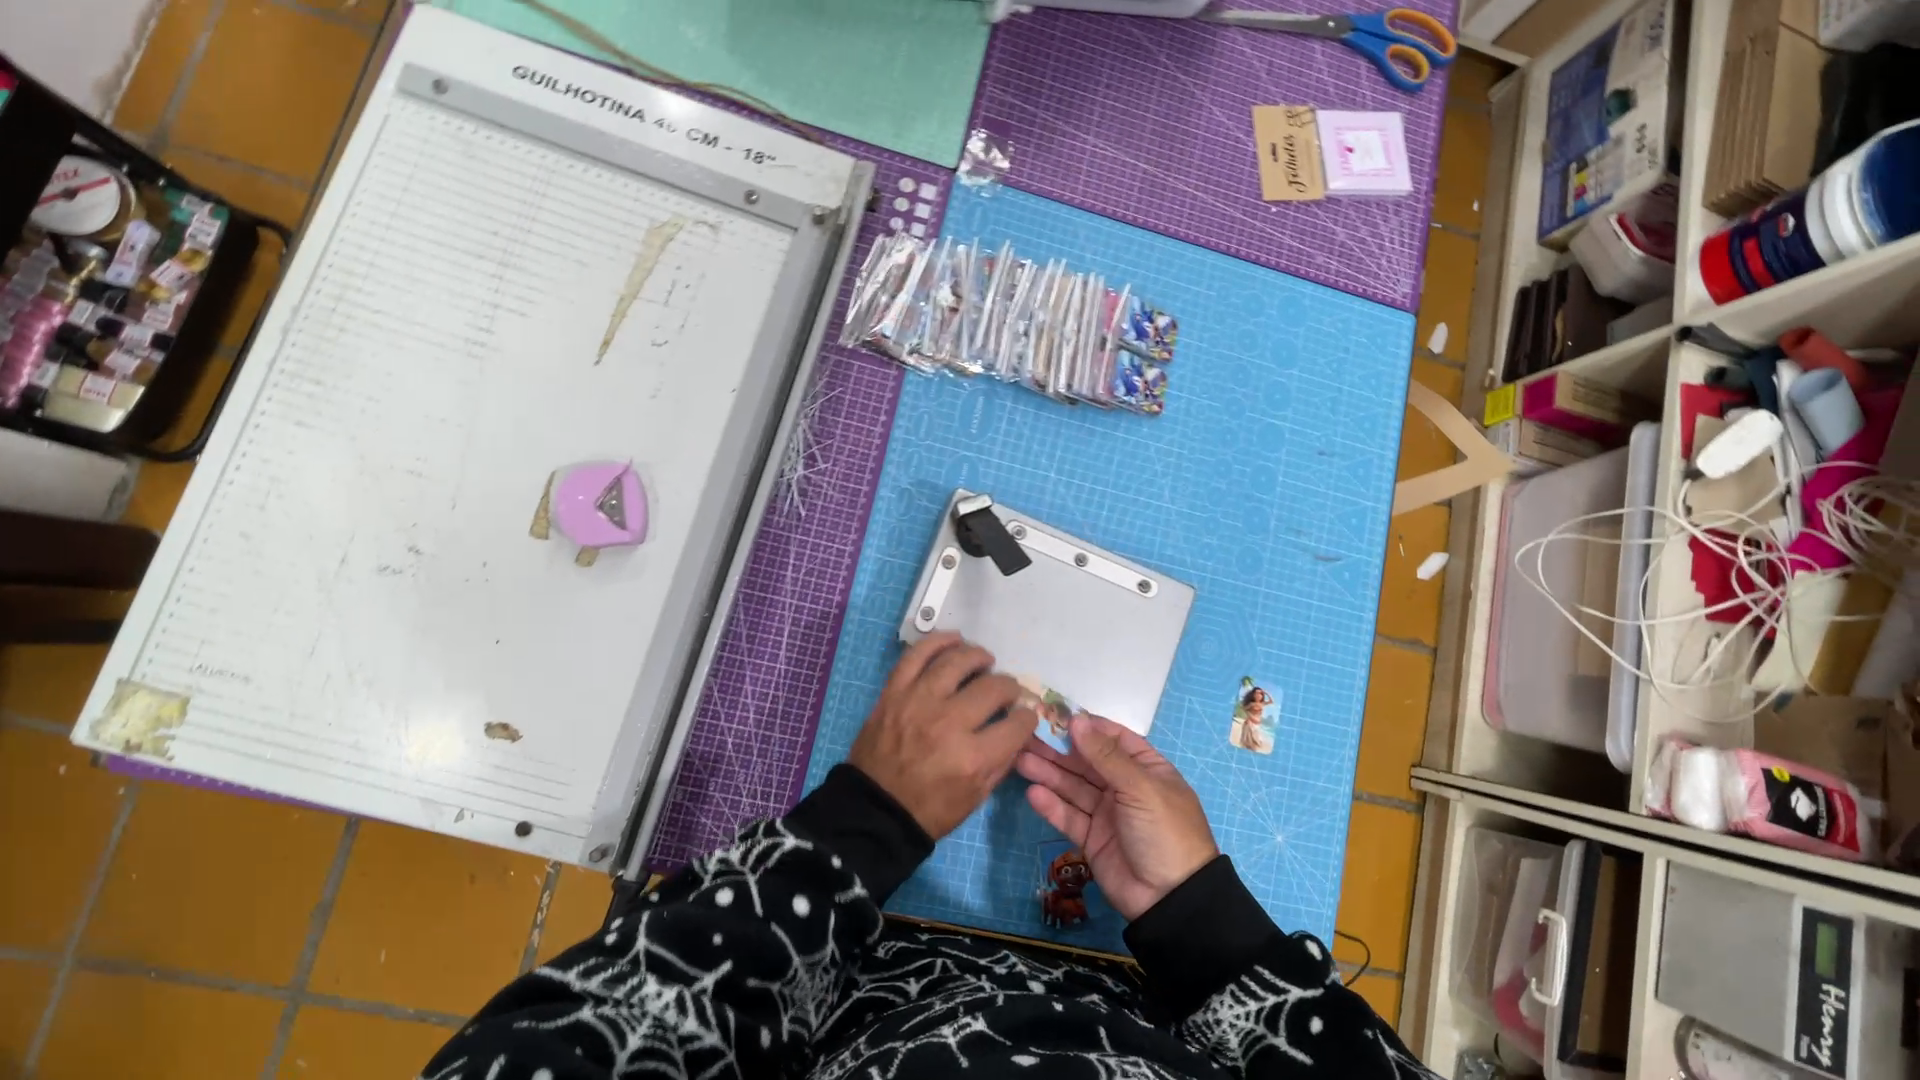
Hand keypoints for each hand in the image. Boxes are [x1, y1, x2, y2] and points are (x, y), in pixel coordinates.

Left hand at [848, 632, 1036, 838]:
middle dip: (1009, 687)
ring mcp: (919, 702)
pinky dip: (938, 641)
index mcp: (973, 758)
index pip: (1017, 724)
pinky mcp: (895, 692)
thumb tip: (1017, 729)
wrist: (874, 810)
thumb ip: (1001, 761)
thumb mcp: (976, 798)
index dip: (1026, 717)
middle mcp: (949, 723)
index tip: (1023, 715)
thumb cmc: (928, 810)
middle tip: (1006, 691)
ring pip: (957, 662)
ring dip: (978, 656)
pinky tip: (954, 640)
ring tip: (985, 659)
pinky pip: (917, 655)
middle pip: (992, 688)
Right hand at [1016, 714, 1217, 920]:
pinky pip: (1069, 816)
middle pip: (1086, 762)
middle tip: (1024, 737)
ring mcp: (1107, 813)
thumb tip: (1077, 720)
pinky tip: (1033, 793)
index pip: (1111, 739)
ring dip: (1048, 773)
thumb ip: (1106, 756)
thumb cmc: (1165, 831)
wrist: (1171, 899)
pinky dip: (1052, 805)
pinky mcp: (1092, 838)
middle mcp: (1124, 786)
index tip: (1053, 716)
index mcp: (1146, 768)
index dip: (1084, 727)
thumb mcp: (1141, 787)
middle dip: (1057, 750)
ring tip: (1020, 760)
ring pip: (1073, 787)